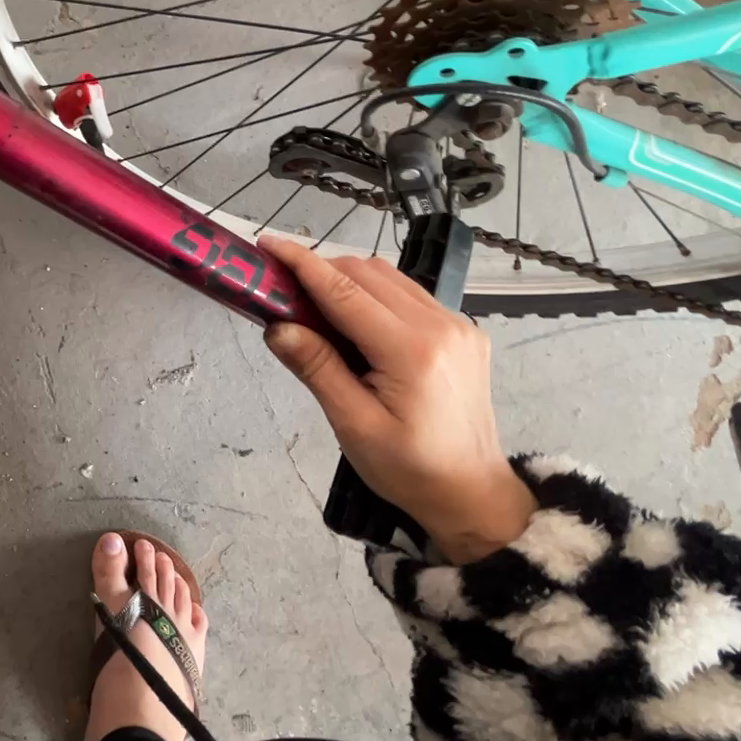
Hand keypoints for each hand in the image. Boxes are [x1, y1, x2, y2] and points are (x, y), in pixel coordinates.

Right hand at [259, 238, 535, 562]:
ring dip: (345, 279)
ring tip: (311, 305)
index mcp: (412, 351)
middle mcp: (442, 326)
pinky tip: (352, 320)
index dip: (301, 263)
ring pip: (389, 277)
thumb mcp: (353, 424)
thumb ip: (316, 368)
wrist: (472, 494)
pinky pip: (408, 294)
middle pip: (367, 273)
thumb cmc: (408, 469)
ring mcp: (458, 325)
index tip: (268, 245)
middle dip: (319, 270)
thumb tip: (276, 326)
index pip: (344, 291)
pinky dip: (372, 293)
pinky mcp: (462, 331)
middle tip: (281, 288)